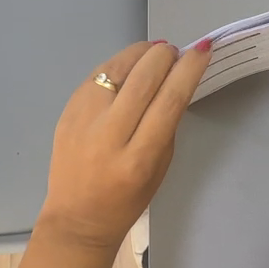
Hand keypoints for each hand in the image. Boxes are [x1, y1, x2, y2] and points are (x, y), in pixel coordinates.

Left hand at [33, 39, 211, 253]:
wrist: (76, 218)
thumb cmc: (128, 199)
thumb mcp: (160, 166)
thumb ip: (168, 123)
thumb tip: (176, 79)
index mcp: (138, 157)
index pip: (170, 100)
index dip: (189, 69)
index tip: (202, 49)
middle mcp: (109, 135)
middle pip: (143, 78)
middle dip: (165, 55)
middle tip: (175, 52)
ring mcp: (83, 120)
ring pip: (117, 67)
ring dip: (141, 53)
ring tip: (154, 53)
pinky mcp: (66, 111)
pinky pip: (97, 74)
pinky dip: (119, 64)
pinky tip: (130, 66)